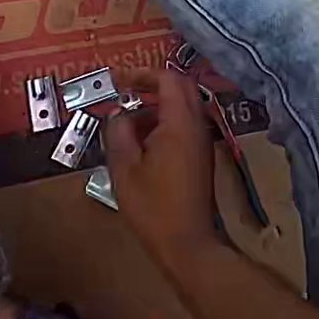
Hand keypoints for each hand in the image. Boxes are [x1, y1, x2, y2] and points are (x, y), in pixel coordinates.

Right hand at [105, 67, 218, 273]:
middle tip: (125, 90)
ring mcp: (201, 142)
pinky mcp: (200, 156)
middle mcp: (196, 127)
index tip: (119, 80)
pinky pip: (183, 124)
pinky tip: (141, 140)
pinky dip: (163, 121)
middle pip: (180, 87)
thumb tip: (117, 113)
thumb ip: (118, 132)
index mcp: (179, 124)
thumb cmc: (153, 207)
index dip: (142, 73)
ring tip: (127, 119)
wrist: (187, 245)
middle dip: (151, 83)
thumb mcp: (124, 167)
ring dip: (156, 104)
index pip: (168, 79)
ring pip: (183, 106)